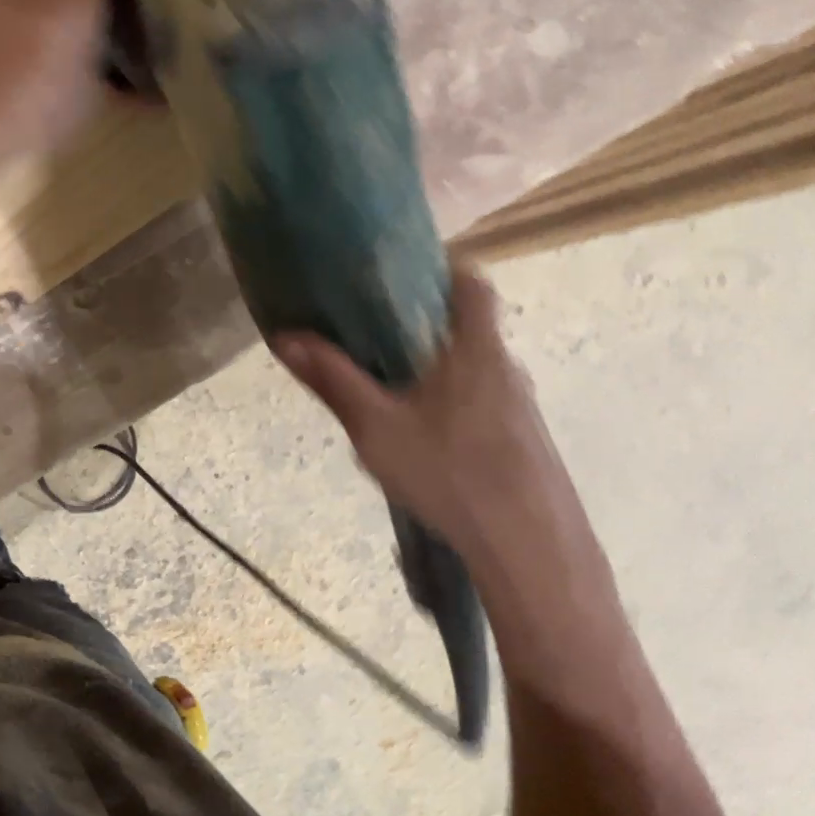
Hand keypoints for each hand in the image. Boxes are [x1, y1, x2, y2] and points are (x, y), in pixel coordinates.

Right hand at [271, 263, 592, 566]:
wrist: (530, 546)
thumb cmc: (449, 472)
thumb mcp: (374, 426)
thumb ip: (332, 379)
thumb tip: (284, 336)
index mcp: (475, 351)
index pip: (472, 286)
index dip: (443, 268)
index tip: (400, 271)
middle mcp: (506, 369)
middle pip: (467, 328)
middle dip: (421, 325)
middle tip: (370, 334)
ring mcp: (521, 407)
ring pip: (472, 369)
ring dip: (434, 368)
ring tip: (385, 388)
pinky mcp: (524, 440)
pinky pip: (481, 401)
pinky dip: (449, 401)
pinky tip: (420, 437)